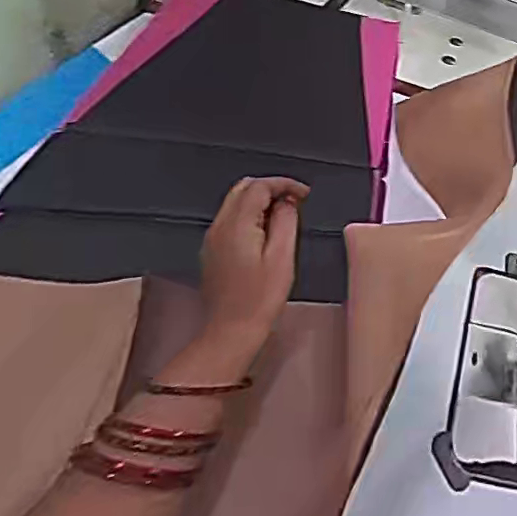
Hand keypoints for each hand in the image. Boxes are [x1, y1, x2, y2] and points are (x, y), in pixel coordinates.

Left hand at [198, 177, 306, 354]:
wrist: (230, 331)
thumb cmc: (261, 297)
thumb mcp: (282, 257)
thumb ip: (286, 222)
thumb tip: (287, 202)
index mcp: (236, 225)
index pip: (259, 187)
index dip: (284, 184)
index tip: (305, 194)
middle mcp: (219, 226)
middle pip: (243, 189)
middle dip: (271, 188)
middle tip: (295, 201)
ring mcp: (212, 239)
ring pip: (235, 202)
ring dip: (260, 201)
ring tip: (285, 216)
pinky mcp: (212, 251)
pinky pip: (231, 219)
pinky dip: (250, 215)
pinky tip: (266, 232)